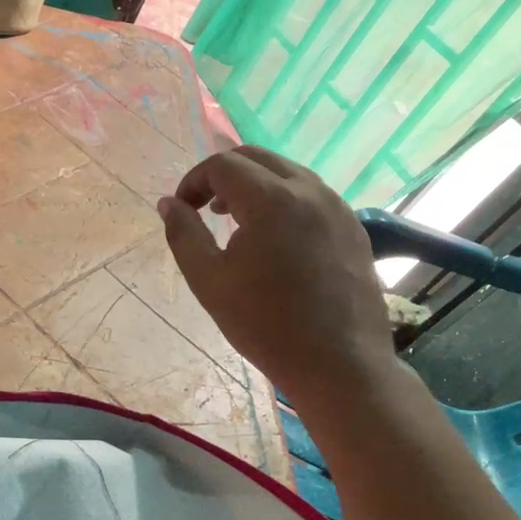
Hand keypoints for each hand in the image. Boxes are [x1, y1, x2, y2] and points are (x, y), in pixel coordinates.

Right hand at [157, 146, 393, 404]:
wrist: (338, 362)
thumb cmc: (264, 324)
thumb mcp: (208, 281)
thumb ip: (183, 234)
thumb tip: (168, 203)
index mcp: (271, 200)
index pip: (222, 165)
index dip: (193, 181)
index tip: (182, 210)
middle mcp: (309, 191)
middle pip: (256, 157)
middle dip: (222, 175)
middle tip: (203, 209)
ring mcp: (337, 207)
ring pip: (286, 172)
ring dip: (253, 185)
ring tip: (234, 222)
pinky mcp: (352, 227)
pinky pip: (310, 194)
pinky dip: (281, 200)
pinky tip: (271, 239)